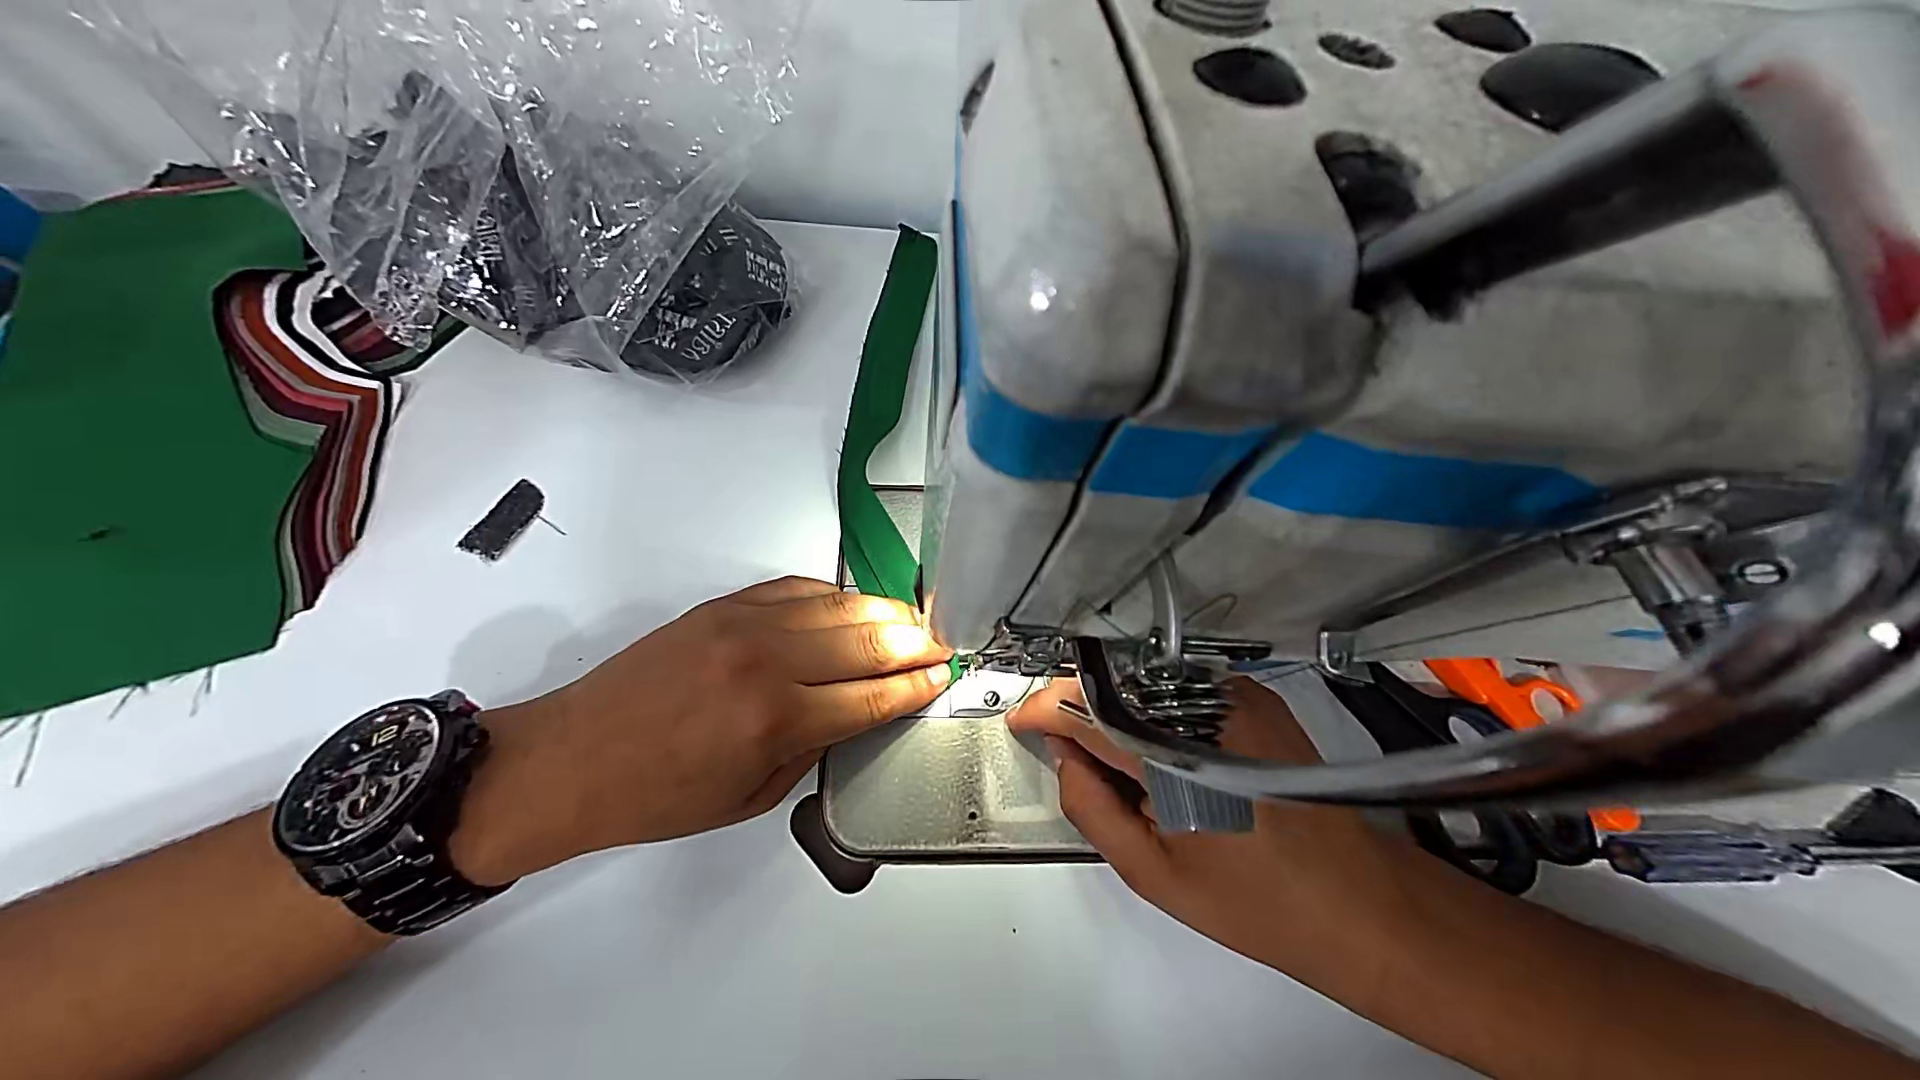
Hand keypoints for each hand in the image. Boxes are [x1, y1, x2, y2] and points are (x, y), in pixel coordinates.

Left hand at [452, 577, 951, 882]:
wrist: (571, 757)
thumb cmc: (657, 795)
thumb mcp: (750, 797)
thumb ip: (813, 749)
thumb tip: (855, 712)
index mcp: (776, 721)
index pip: (873, 695)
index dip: (917, 684)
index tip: (943, 675)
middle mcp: (767, 662)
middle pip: (868, 642)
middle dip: (915, 642)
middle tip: (941, 644)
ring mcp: (744, 623)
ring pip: (840, 605)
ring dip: (885, 612)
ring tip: (912, 621)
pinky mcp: (724, 605)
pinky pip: (797, 588)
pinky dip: (835, 594)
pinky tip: (854, 604)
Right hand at [1007, 677, 1432, 994]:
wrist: (1360, 899)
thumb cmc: (1262, 900)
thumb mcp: (1152, 872)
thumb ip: (1090, 806)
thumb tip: (1063, 756)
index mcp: (1172, 755)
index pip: (1082, 708)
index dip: (1042, 711)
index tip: (1025, 724)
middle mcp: (1203, 709)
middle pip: (1110, 687)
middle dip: (1077, 714)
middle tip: (1074, 757)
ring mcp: (1234, 696)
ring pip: (1144, 685)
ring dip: (1119, 713)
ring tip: (1133, 770)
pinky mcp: (1255, 696)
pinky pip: (1181, 691)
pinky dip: (1159, 712)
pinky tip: (1172, 756)